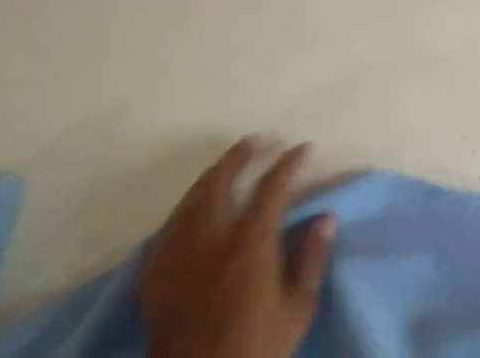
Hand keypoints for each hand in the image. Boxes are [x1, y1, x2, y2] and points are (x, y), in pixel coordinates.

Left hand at [137, 138, 334, 357]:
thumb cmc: (256, 345)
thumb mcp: (297, 308)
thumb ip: (310, 258)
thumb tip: (326, 218)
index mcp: (250, 244)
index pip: (271, 188)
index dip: (289, 163)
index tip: (303, 148)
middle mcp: (209, 241)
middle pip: (219, 183)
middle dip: (239, 156)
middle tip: (257, 141)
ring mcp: (176, 258)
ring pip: (188, 202)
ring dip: (209, 178)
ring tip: (225, 166)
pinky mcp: (153, 278)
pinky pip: (167, 231)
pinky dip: (184, 212)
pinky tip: (191, 212)